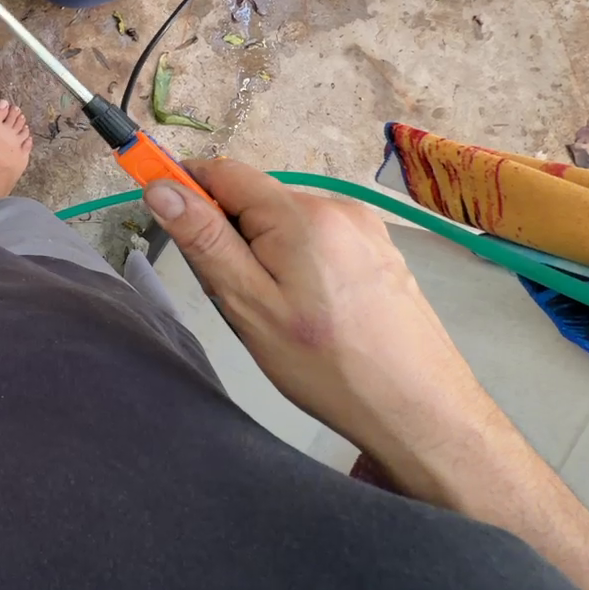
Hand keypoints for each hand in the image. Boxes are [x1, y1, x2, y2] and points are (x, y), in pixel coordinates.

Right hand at [142, 159, 498, 469]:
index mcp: (300, 215)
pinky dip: (291, 256)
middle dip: (225, 229)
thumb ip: (203, 238)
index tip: (165, 217)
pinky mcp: (379, 250)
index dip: (185, 186)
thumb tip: (160, 186)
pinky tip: (306, 305)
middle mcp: (335, 207)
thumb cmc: (327, 365)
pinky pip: (312, 235)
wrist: (428, 418)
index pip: (222, 171)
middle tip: (229, 288)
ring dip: (258, 245)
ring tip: (271, 306)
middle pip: (251, 195)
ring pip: (280, 218)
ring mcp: (364, 228)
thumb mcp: (246, 303)